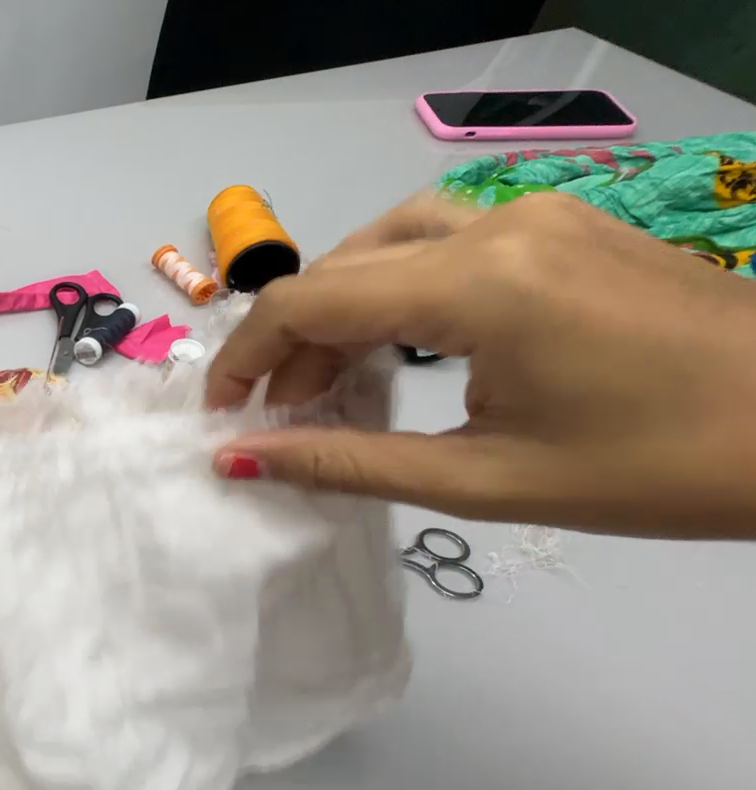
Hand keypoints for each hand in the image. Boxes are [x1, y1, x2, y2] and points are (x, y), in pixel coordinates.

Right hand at [206, 192, 755, 537]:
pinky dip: (387, 294)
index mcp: (477, 284)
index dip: (242, 359)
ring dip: (333, 315)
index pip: (304, 301)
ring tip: (332, 383)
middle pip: (336, 271)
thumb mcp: (481, 480)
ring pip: (379, 248)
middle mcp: (496, 227)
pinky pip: (434, 244)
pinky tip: (395, 345)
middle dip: (286, 347)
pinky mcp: (560, 227)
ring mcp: (535, 217)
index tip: (223, 415)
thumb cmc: (659, 466)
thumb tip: (235, 460)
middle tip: (282, 418)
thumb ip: (342, 462)